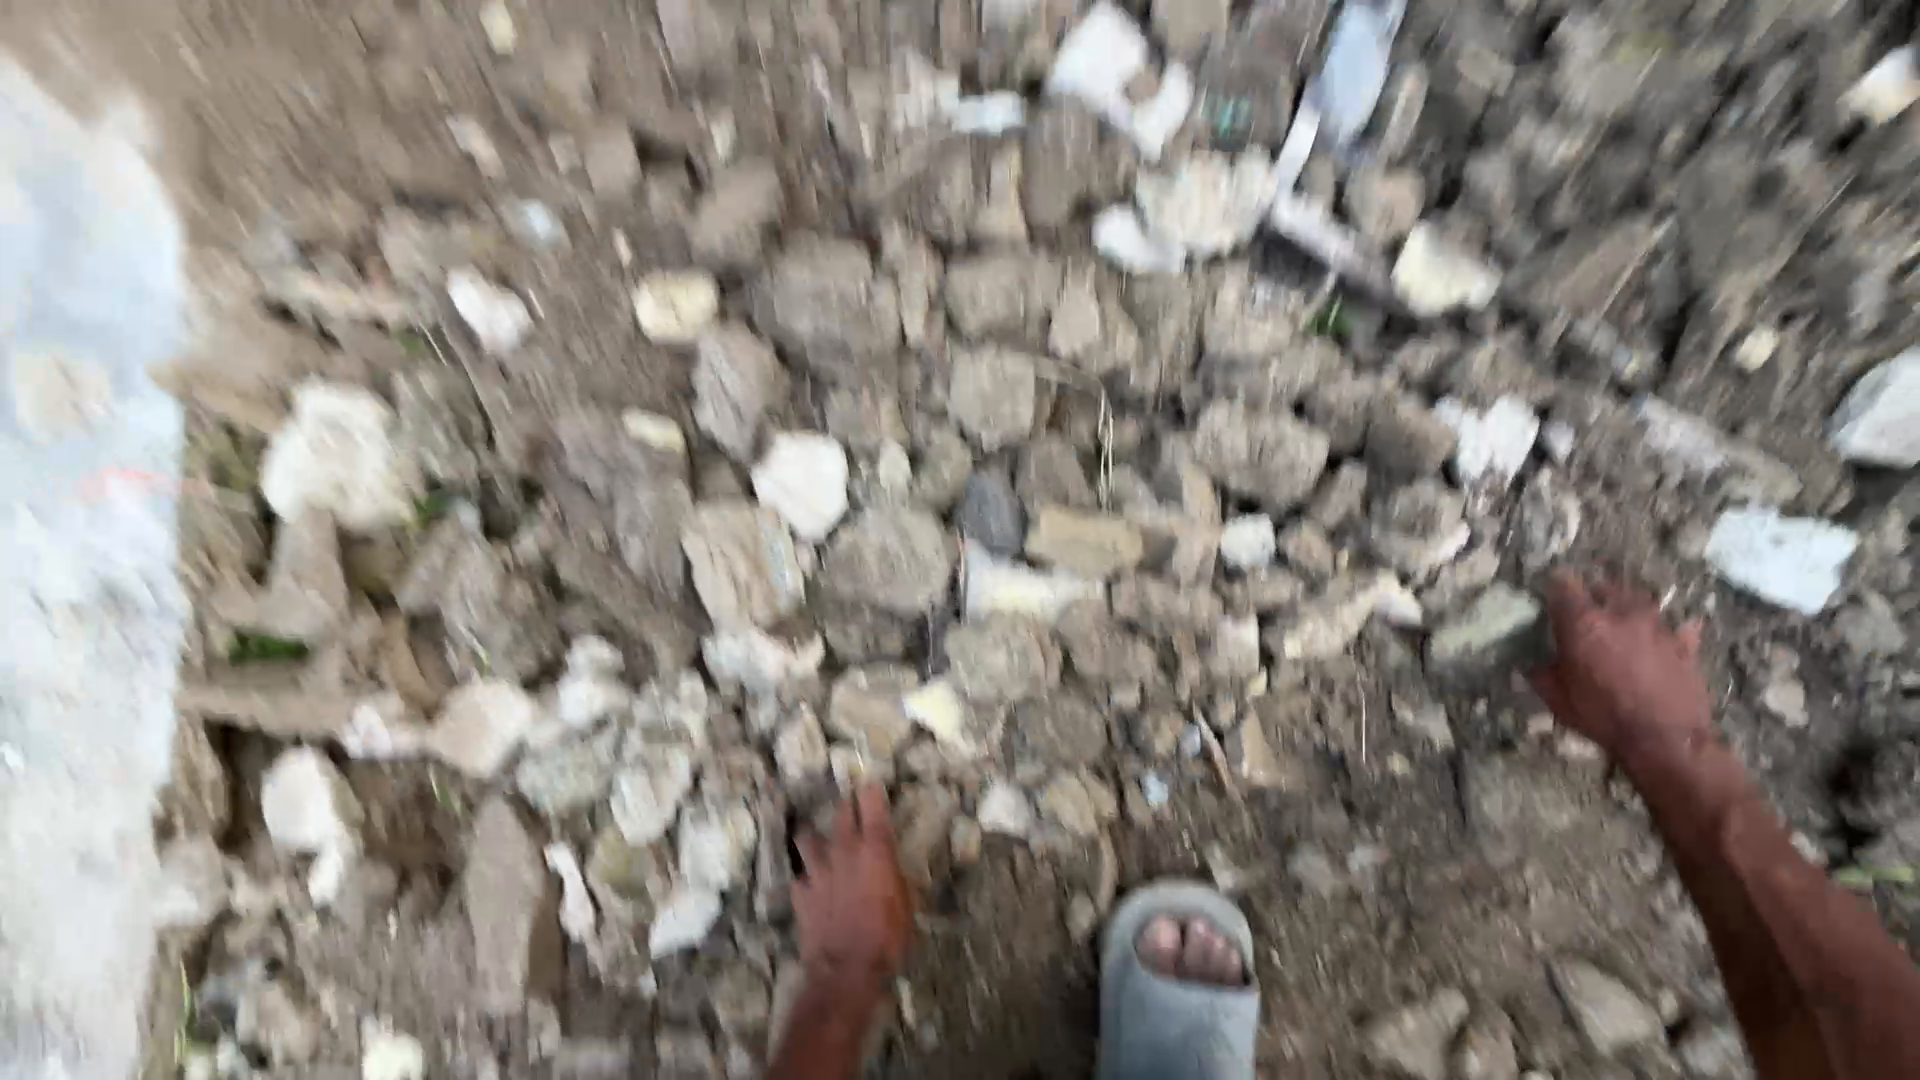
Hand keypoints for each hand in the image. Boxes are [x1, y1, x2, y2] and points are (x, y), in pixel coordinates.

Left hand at [792, 783, 913, 984]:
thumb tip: (893, 871)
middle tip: (851, 805)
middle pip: (841, 813)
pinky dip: (806, 878)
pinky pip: (800, 876)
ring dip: (815, 836)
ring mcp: (817, 870)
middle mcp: (844, 850)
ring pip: (808, 837)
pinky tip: (811, 886)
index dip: (871, 790)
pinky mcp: (800, 892)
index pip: (871, 804)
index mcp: (874, 849)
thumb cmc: (887, 937)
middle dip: (847, 805)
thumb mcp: (908, 905)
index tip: (871, 782)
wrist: (846, 971)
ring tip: (819, 840)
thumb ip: (897, 879)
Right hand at [1532, 573, 1714, 761]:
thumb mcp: (1554, 694)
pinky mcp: (1685, 645)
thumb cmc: (1600, 714)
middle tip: (1583, 609)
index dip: (1552, 587)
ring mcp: (1658, 627)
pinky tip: (1660, 638)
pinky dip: (1666, 629)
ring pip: (1640, 601)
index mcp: (1582, 622)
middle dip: (1592, 593)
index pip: (1562, 585)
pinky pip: (1676, 626)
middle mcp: (1621, 614)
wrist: (1664, 738)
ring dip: (1626, 606)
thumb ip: (1540, 669)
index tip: (1547, 596)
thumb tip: (1531, 661)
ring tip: (1620, 620)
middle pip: (1605, 586)